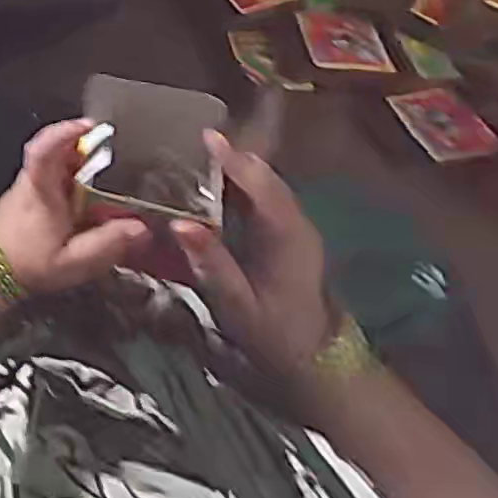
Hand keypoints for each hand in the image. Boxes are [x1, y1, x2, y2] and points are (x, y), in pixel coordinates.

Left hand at [0, 119, 149, 295]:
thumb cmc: (28, 263)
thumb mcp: (73, 261)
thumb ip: (106, 243)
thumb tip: (140, 227)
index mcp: (40, 188)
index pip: (43, 149)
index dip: (63, 132)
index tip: (88, 125)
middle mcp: (34, 180)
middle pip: (55, 148)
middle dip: (82, 142)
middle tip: (112, 144)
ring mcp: (31, 185)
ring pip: (56, 161)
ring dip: (79, 158)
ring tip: (109, 167)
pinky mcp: (31, 195)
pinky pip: (56, 175)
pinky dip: (75, 174)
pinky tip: (93, 193)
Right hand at [171, 130, 330, 379]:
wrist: (319, 361)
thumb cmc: (276, 334)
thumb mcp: (238, 304)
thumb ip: (211, 263)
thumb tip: (178, 223)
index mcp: (287, 236)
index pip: (261, 185)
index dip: (232, 159)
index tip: (205, 136)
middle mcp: (295, 221)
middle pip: (262, 174)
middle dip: (227, 153)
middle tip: (182, 140)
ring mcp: (293, 223)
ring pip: (261, 180)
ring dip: (229, 164)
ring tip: (187, 152)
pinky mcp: (284, 228)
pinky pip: (258, 192)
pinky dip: (233, 179)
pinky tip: (206, 179)